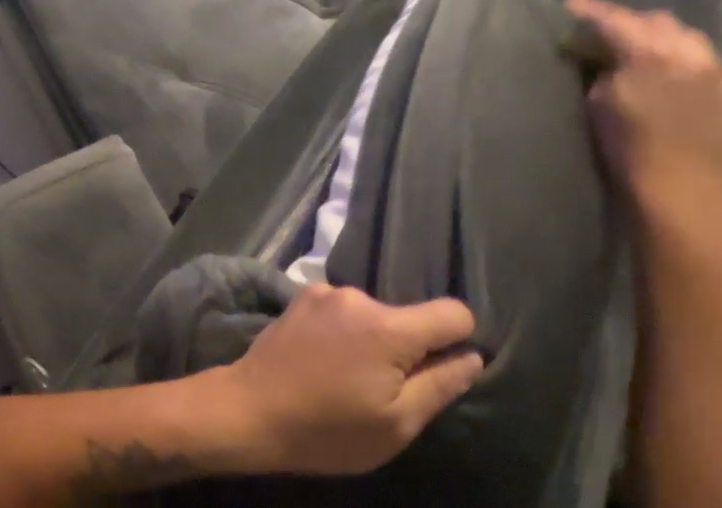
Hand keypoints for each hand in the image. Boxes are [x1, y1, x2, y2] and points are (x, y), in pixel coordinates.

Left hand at [199, 284, 481, 476]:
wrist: (249, 410)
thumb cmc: (328, 429)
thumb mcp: (396, 423)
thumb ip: (440, 384)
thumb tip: (472, 355)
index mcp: (388, 326)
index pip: (453, 312)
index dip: (458, 342)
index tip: (440, 371)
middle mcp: (357, 296)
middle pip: (409, 316)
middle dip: (409, 348)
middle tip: (383, 388)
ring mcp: (324, 292)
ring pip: (375, 314)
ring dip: (374, 340)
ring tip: (349, 377)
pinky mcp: (300, 297)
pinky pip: (344, 311)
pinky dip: (346, 332)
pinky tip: (326, 361)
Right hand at [565, 0, 721, 207]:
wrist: (680, 186)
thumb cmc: (627, 144)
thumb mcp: (599, 99)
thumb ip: (604, 66)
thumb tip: (603, 52)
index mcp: (651, 55)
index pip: (616, 19)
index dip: (591, 9)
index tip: (572, 2)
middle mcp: (690, 54)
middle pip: (657, 19)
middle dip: (630, 21)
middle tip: (608, 31)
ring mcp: (716, 72)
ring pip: (686, 36)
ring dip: (660, 37)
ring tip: (642, 49)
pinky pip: (703, 60)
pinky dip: (682, 58)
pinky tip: (669, 73)